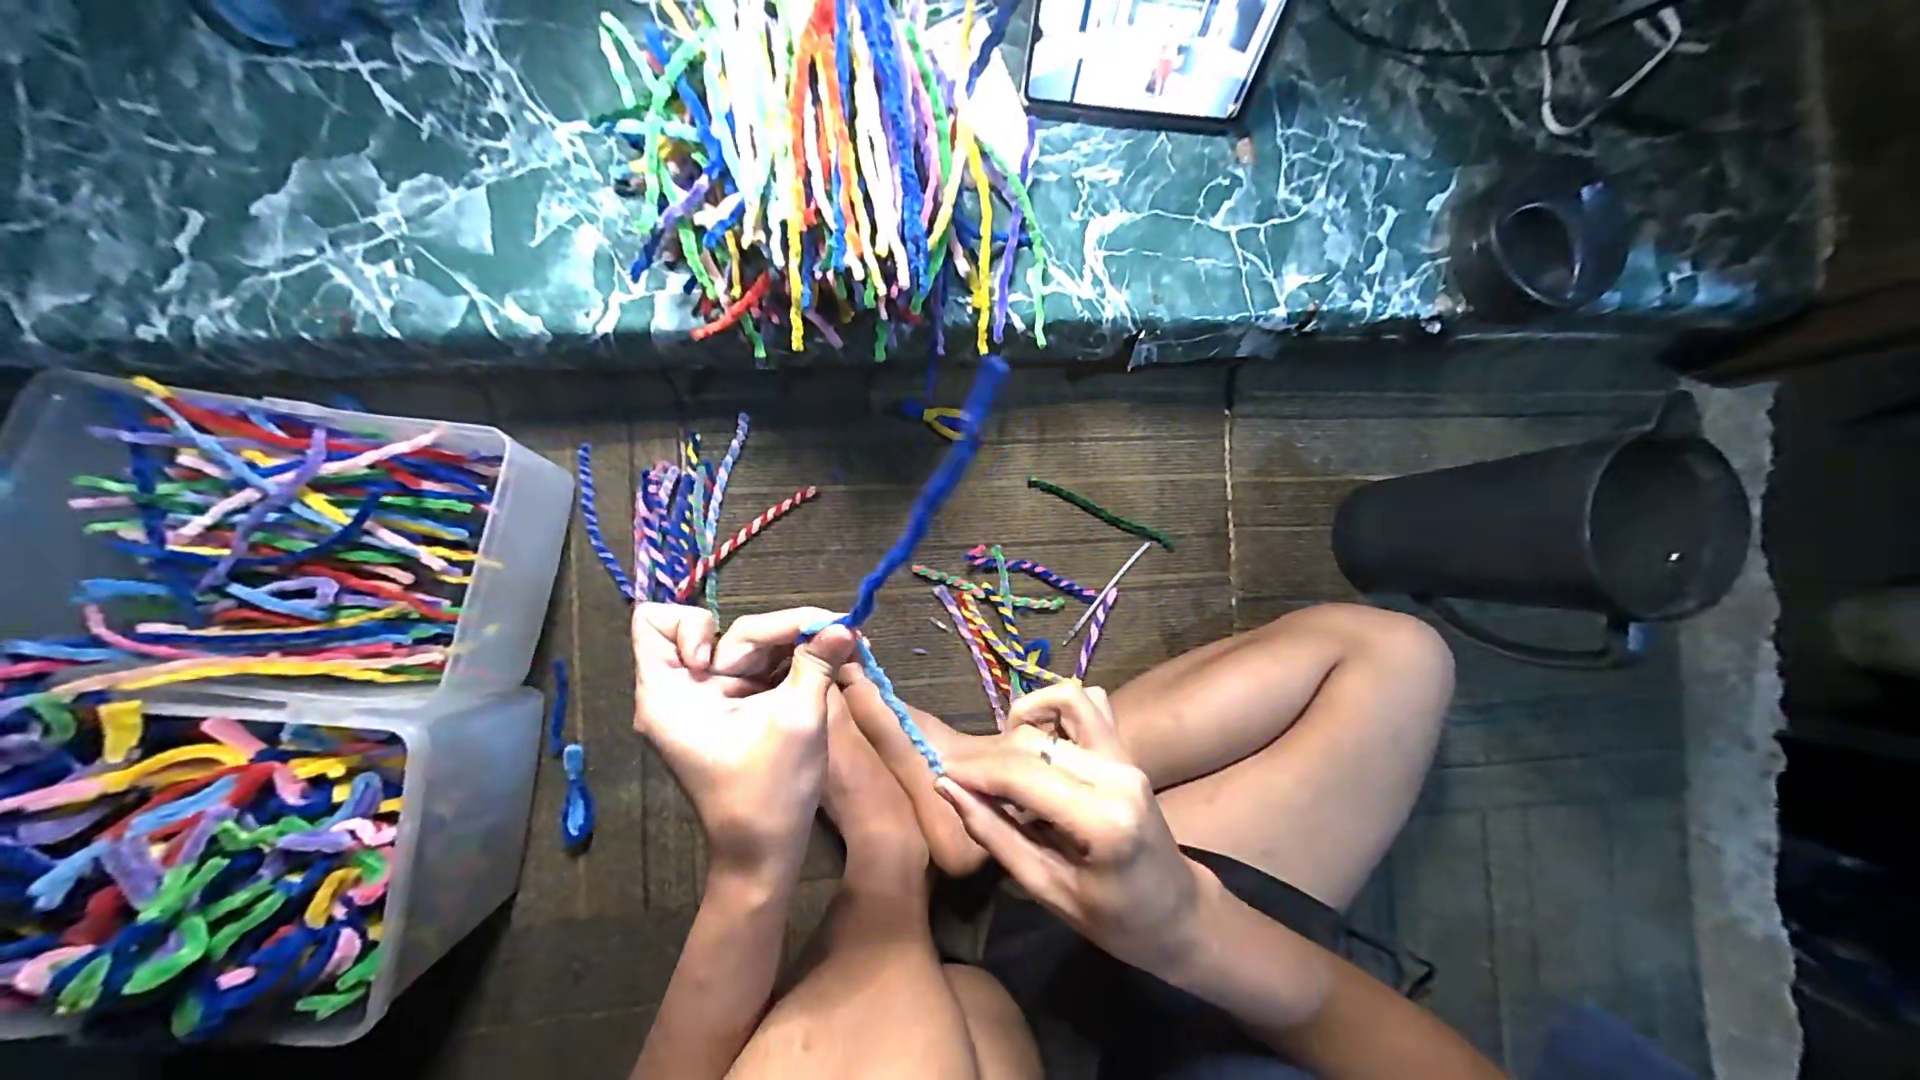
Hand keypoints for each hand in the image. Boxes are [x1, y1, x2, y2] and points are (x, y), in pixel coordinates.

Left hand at [632, 604, 855, 874]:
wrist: (764, 853)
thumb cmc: (769, 792)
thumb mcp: (798, 720)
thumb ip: (816, 664)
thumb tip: (844, 623)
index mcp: (670, 693)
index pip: (655, 621)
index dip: (694, 625)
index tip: (725, 658)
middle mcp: (683, 688)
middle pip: (721, 628)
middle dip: (773, 632)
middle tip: (825, 638)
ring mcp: (710, 697)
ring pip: (745, 642)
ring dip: (789, 643)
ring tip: (835, 647)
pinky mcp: (733, 706)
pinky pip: (757, 664)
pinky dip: (789, 660)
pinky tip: (824, 662)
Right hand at [934, 682, 1206, 978]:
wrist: (1178, 913)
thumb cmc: (1114, 919)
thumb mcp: (1046, 889)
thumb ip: (994, 833)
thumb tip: (947, 788)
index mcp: (1102, 820)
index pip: (1022, 774)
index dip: (974, 770)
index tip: (940, 774)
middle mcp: (1118, 774)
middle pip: (1035, 738)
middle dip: (990, 755)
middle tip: (964, 779)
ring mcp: (1127, 755)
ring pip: (1064, 703)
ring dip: (1026, 720)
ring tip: (1008, 759)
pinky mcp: (1127, 749)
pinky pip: (1090, 704)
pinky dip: (1057, 710)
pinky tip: (1042, 743)